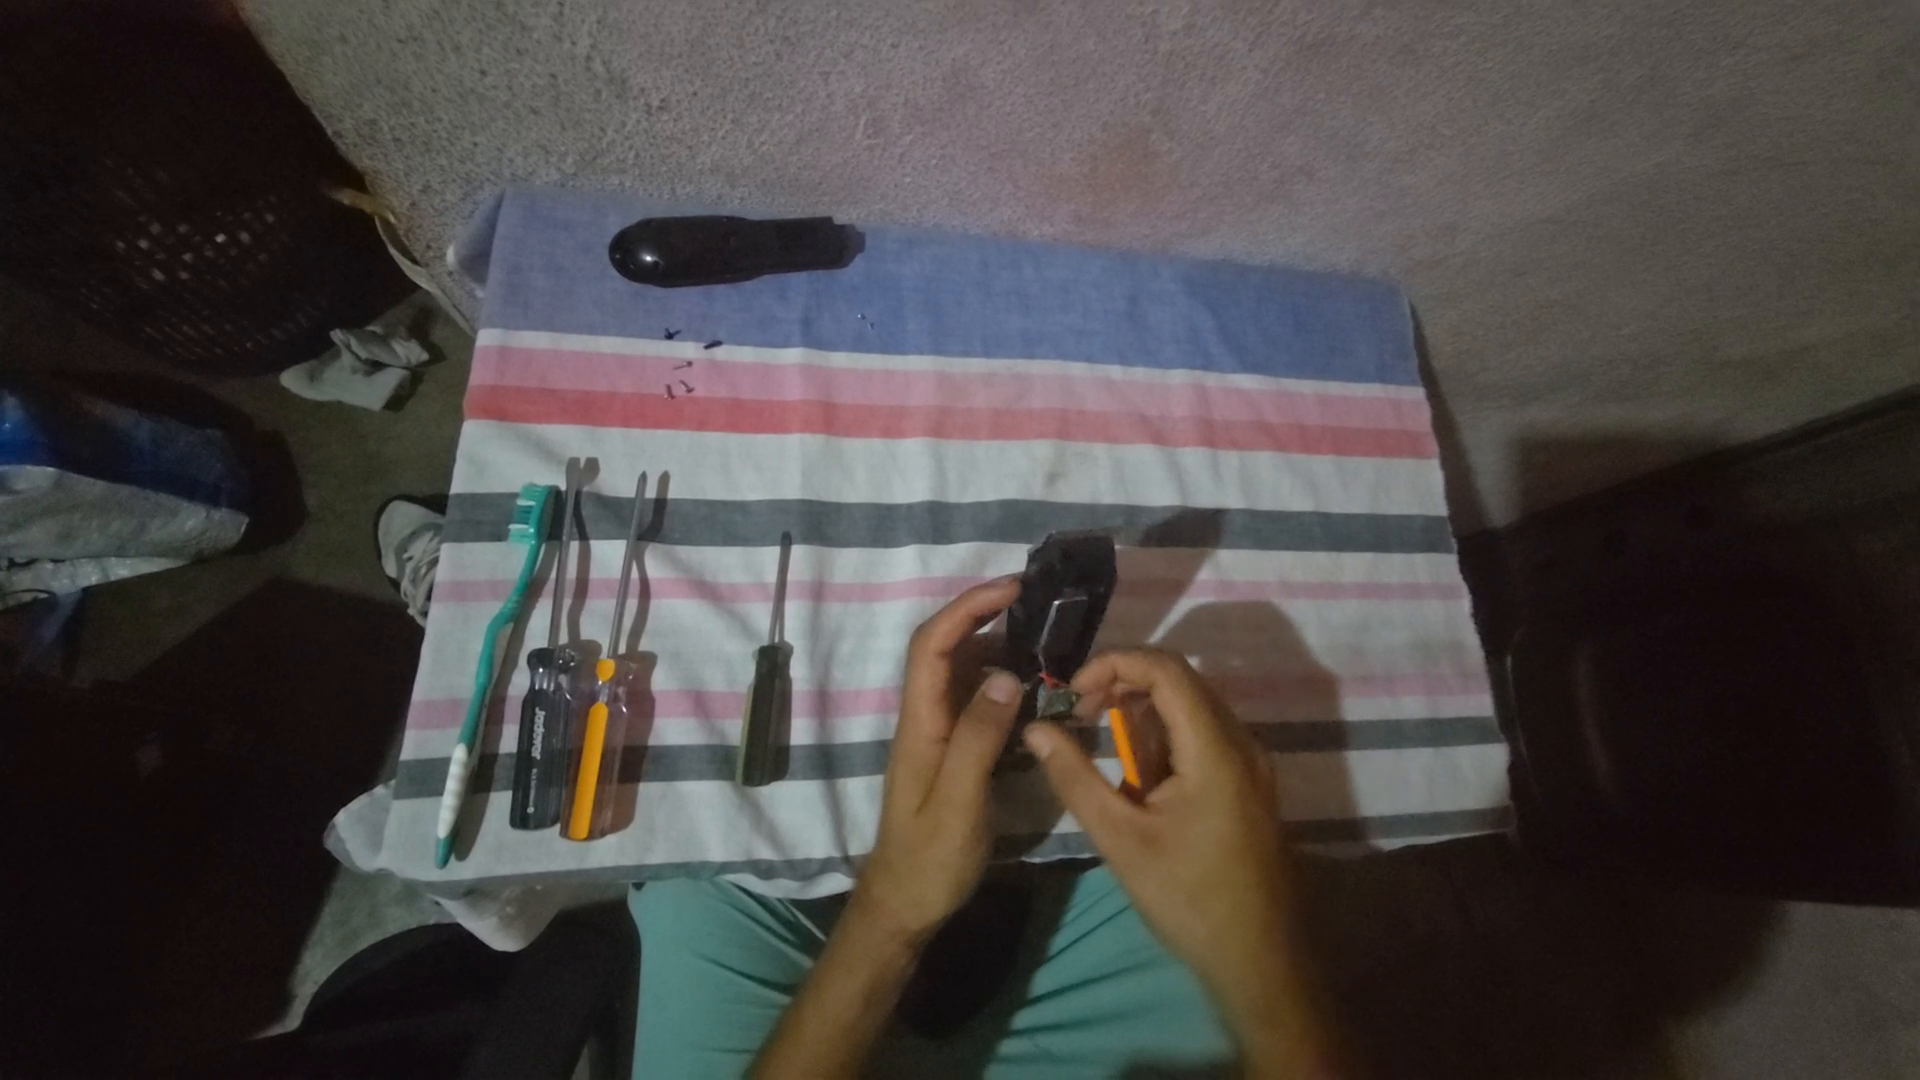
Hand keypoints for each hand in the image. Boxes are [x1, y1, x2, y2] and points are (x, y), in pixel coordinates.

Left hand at [853, 577, 1023, 943]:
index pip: (933, 645)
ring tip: (1044, 639)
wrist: (905, 903)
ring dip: (996, 645)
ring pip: (962, 670)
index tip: (1012, 588)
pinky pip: (975, 699)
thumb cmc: (929, 858)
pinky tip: (1033, 687)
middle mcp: (924, 714)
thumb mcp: (958, 802)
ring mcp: (937, 730)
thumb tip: (1007, 675)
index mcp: (919, 720)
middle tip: (1036, 605)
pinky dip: (1003, 680)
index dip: (967, 607)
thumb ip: (978, 739)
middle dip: (983, 614)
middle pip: (945, 647)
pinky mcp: (952, 747)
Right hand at [1024, 648, 1326, 1071]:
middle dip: (1121, 684)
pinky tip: (1134, 770)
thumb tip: (1035, 728)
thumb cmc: (1189, 899)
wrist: (1262, 963)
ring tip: (1097, 737)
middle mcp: (1240, 743)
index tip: (1073, 692)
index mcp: (1215, 750)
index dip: (1114, 664)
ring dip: (1139, 710)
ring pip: (1188, 706)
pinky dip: (1161, 735)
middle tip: (1078, 713)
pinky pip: (1200, 734)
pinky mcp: (1245, 782)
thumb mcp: (1120, 839)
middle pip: (1178, 681)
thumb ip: (1075, 776)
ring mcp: (1248, 762)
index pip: (1166, 670)